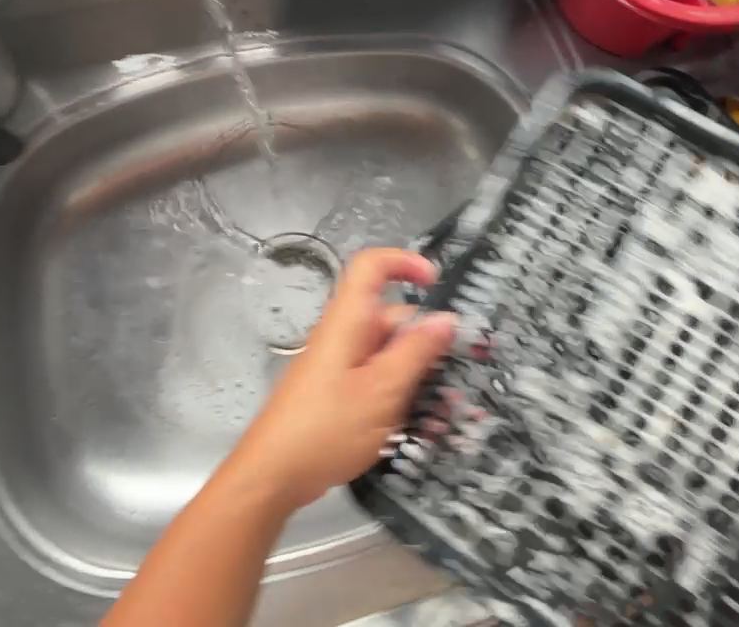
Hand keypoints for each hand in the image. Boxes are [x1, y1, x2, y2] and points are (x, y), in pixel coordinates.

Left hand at [224, 248, 457, 513]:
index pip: (372, 266)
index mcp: (349, 320)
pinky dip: (404, 395)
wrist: (273, 475)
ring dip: (422, 376)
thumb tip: (446, 317)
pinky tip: (426, 426)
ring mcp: (341, 364)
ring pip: (391, 355)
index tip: (437, 282)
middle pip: (393, 318)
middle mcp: (345, 335)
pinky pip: (379, 380)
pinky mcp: (340, 392)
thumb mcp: (382, 390)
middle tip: (465, 369)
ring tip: (450, 410)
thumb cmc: (326, 428)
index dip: (404, 262)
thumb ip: (416, 352)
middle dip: (431, 342)